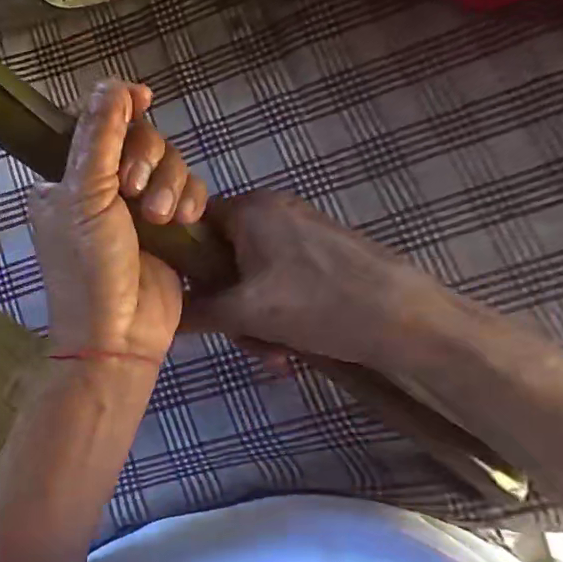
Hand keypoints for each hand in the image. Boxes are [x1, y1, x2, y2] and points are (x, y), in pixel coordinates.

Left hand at [26, 79, 208, 361]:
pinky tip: (184, 219)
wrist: (119, 334)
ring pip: (169, 162)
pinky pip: (188, 189)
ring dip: (169, 182)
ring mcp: (136, 210)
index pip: (99, 127)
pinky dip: (189, 199)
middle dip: (146, 160)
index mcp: (67, 181)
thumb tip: (113, 84)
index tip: (142, 99)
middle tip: (134, 191)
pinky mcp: (168, 227)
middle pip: (141, 140)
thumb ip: (99, 136)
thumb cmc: (89, 268)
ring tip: (160, 218)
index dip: (121, 112)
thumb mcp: (83, 197)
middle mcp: (101, 191)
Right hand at [180, 190, 450, 369]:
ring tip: (273, 353)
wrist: (405, 319)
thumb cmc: (316, 304)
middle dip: (226, 307)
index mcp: (248, 208)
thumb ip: (192, 312)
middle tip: (243, 340)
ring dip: (252, 320)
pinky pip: (278, 280)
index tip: (185, 301)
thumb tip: (158, 314)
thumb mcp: (243, 313)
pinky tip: (290, 346)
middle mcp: (272, 210)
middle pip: (220, 259)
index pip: (188, 225)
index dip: (180, 265)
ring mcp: (299, 230)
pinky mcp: (321, 252)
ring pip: (249, 277)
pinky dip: (276, 313)